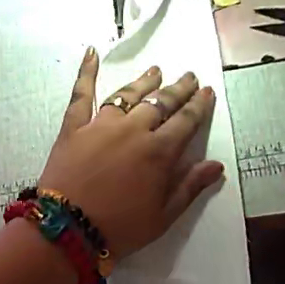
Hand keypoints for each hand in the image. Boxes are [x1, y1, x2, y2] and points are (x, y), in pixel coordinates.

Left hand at [37, 49, 224, 258]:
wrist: (68, 229)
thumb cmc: (120, 228)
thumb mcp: (163, 216)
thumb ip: (190, 186)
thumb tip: (216, 165)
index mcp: (159, 152)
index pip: (186, 121)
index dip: (199, 105)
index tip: (207, 92)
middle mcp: (134, 130)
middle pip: (160, 103)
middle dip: (178, 89)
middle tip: (189, 77)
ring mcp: (101, 125)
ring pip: (127, 94)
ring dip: (144, 81)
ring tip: (155, 71)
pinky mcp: (74, 127)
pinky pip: (81, 95)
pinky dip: (87, 73)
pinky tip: (91, 53)